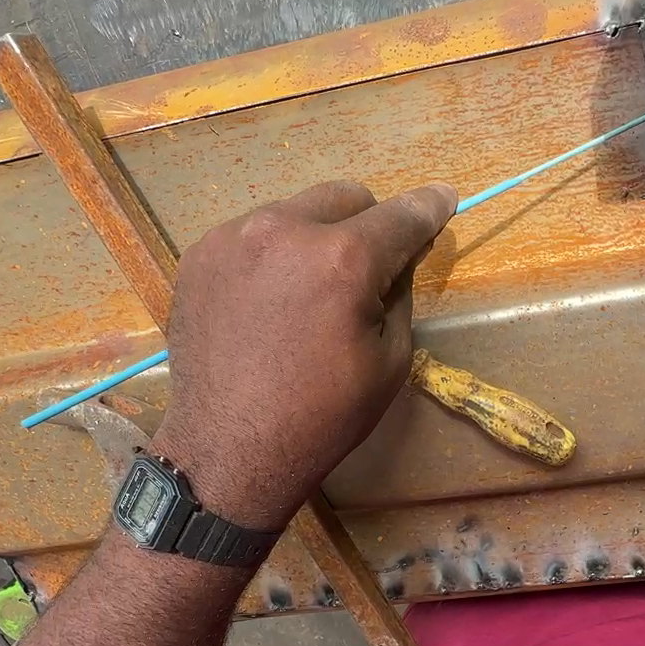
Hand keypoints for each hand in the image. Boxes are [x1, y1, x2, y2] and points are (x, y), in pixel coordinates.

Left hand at [151, 180, 456, 529]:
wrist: (233, 448)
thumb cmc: (324, 416)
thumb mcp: (389, 361)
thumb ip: (399, 294)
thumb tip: (400, 257)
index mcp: (342, 260)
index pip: (400, 216)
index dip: (430, 208)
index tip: (445, 198)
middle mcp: (284, 229)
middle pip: (346, 197)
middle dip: (368, 225)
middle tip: (368, 273)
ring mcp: (233, 237)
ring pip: (295, 211)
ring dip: (317, 239)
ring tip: (309, 297)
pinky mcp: (199, 256)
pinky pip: (253, 235)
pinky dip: (275, 256)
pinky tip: (269, 305)